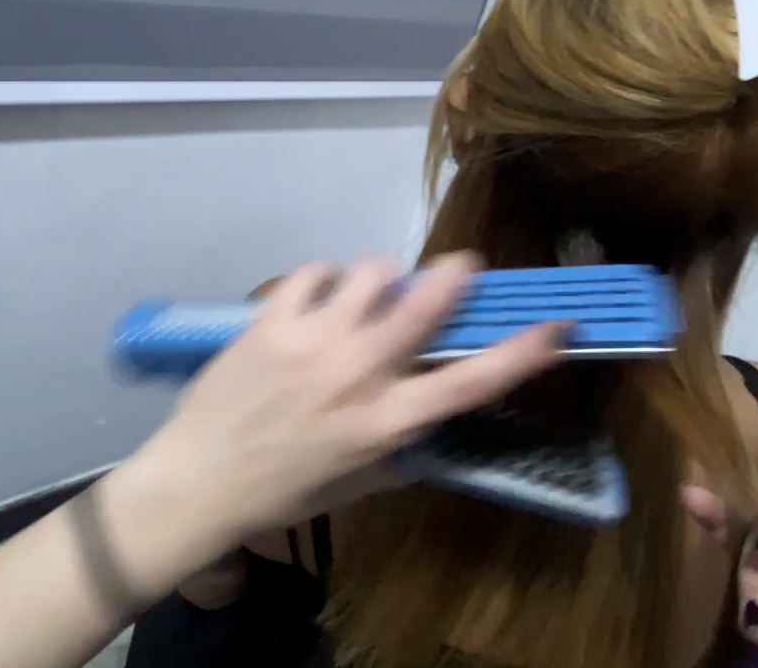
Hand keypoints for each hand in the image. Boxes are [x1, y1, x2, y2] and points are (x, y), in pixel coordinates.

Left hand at [124, 254, 565, 546]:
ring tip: (372, 287)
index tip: (557, 326)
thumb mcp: (357, 481)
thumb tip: (432, 404)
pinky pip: (312, 272)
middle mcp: (356, 375)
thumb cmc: (284, 491)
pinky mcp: (270, 322)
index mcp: (384, 424)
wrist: (199, 482)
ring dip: (381, 275)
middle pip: (421, 306)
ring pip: (369, 273)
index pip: (468, 384)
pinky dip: (323, 277)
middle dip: (452, 276)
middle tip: (460, 266)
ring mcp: (311, 342)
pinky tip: (318, 294)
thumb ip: (400, 441)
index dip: (521, 353)